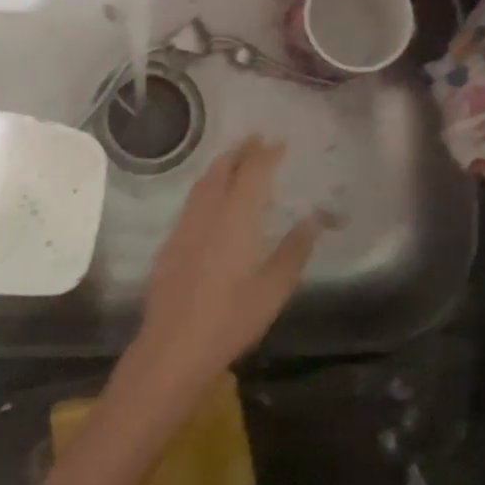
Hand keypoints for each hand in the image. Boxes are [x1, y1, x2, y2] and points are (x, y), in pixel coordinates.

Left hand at [136, 136, 320, 382]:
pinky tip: (213, 198)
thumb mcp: (274, 289)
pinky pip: (193, 199)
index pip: (253, 172)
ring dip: (221, 165)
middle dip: (241, 151)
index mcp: (238, 217)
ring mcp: (186, 224)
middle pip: (224, 169)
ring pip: (204, 182)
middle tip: (256, 140)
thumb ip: (294, 251)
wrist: (174, 344)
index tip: (279, 141)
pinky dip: (207, 186)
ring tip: (236, 159)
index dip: (266, 154)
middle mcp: (209, 211)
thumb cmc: (232, 318)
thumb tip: (312, 221)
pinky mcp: (171, 241)